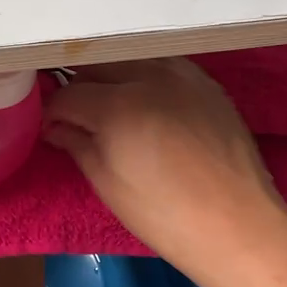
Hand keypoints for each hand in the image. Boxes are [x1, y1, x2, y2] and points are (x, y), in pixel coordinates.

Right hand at [46, 58, 286, 277]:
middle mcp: (150, 77)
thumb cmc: (164, 216)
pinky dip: (145, 78)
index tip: (49, 129)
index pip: (68, 94)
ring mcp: (183, 75)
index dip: (51, 112)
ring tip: (109, 108)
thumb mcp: (108, 184)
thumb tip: (57, 127)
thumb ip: (78, 145)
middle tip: (75, 118)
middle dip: (79, 89)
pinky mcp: (207, 84)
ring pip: (131, 60)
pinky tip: (145, 103)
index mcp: (118, 105)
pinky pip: (163, 66)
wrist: (237, 226)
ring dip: (112, 78)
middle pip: (97, 66)